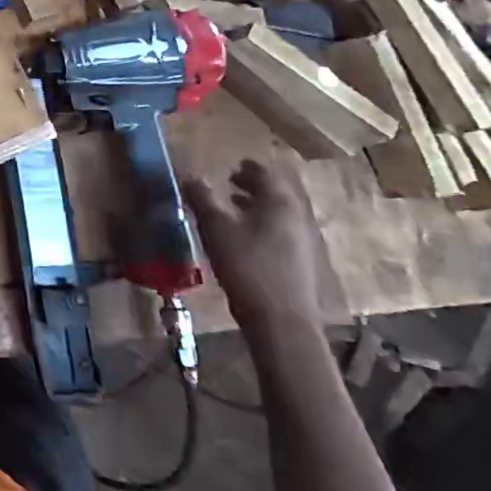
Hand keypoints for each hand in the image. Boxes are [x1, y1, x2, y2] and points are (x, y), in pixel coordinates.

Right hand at [182, 160, 327, 332]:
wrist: (282, 323)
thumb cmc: (247, 267)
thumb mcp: (217, 228)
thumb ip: (202, 198)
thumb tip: (188, 174)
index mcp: (278, 200)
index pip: (263, 172)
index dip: (246, 167)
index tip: (231, 167)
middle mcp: (295, 214)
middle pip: (273, 192)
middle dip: (250, 187)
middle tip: (229, 184)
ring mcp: (302, 240)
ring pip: (276, 214)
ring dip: (255, 207)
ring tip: (232, 211)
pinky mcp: (300, 263)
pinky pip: (279, 233)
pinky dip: (262, 227)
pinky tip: (244, 242)